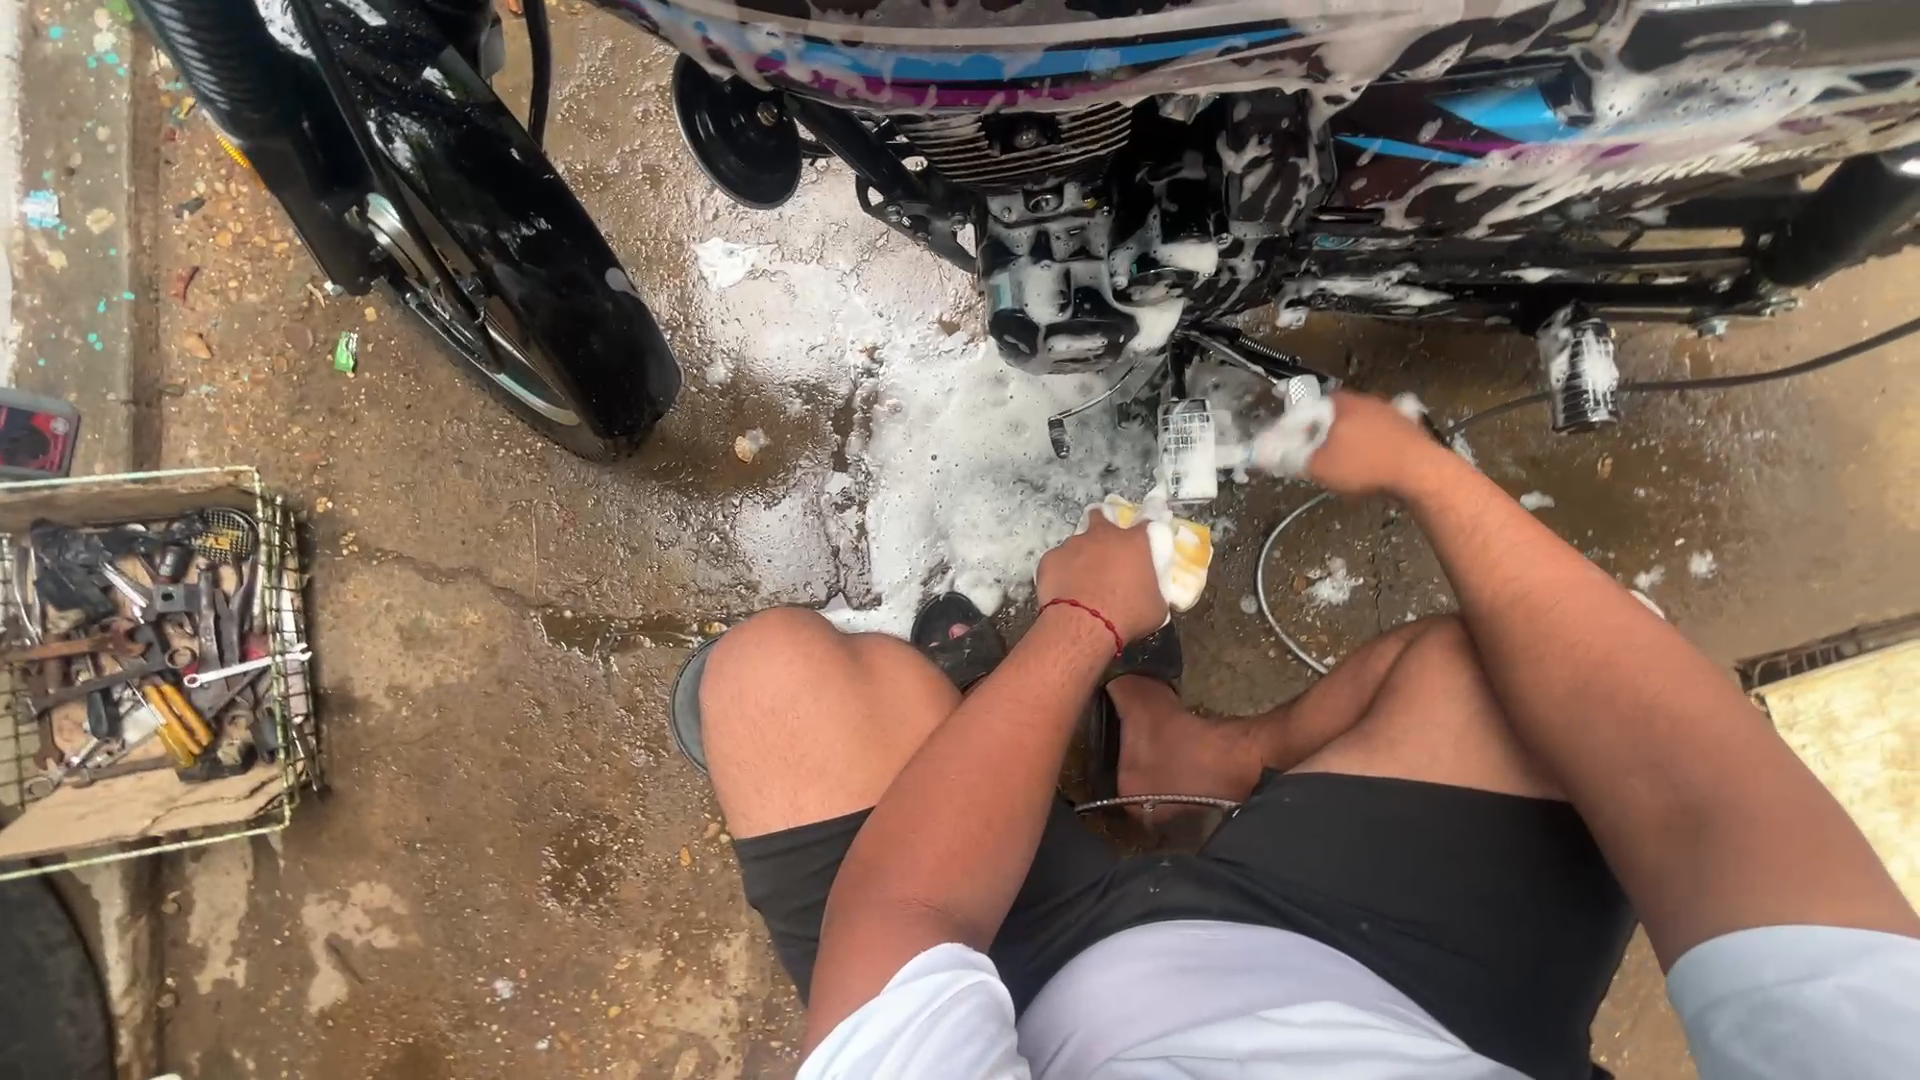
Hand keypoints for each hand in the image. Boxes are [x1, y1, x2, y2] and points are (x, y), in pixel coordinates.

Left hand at [1035, 512, 1166, 642]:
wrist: (1084, 624)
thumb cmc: (1127, 615)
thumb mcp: (1156, 607)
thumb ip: (1153, 589)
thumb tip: (1148, 590)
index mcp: (1135, 543)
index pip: (1149, 517)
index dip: (1150, 513)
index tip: (1149, 511)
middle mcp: (1103, 536)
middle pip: (1100, 516)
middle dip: (1101, 522)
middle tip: (1102, 539)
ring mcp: (1073, 544)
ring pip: (1076, 542)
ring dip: (1080, 554)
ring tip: (1079, 578)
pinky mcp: (1050, 558)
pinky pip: (1057, 561)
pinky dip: (1060, 572)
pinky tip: (1063, 589)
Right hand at [1305, 391, 1448, 498]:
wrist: (1421, 473)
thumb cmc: (1363, 465)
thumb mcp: (1318, 467)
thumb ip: (1292, 459)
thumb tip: (1272, 455)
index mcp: (1342, 404)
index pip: (1311, 404)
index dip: (1300, 423)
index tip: (1296, 440)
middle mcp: (1368, 401)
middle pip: (1338, 412)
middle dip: (1327, 429)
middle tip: (1319, 450)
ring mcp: (1393, 412)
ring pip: (1363, 421)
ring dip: (1353, 436)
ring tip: (1347, 458)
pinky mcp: (1412, 427)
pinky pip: (1385, 433)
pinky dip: (1377, 443)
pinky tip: (1374, 459)